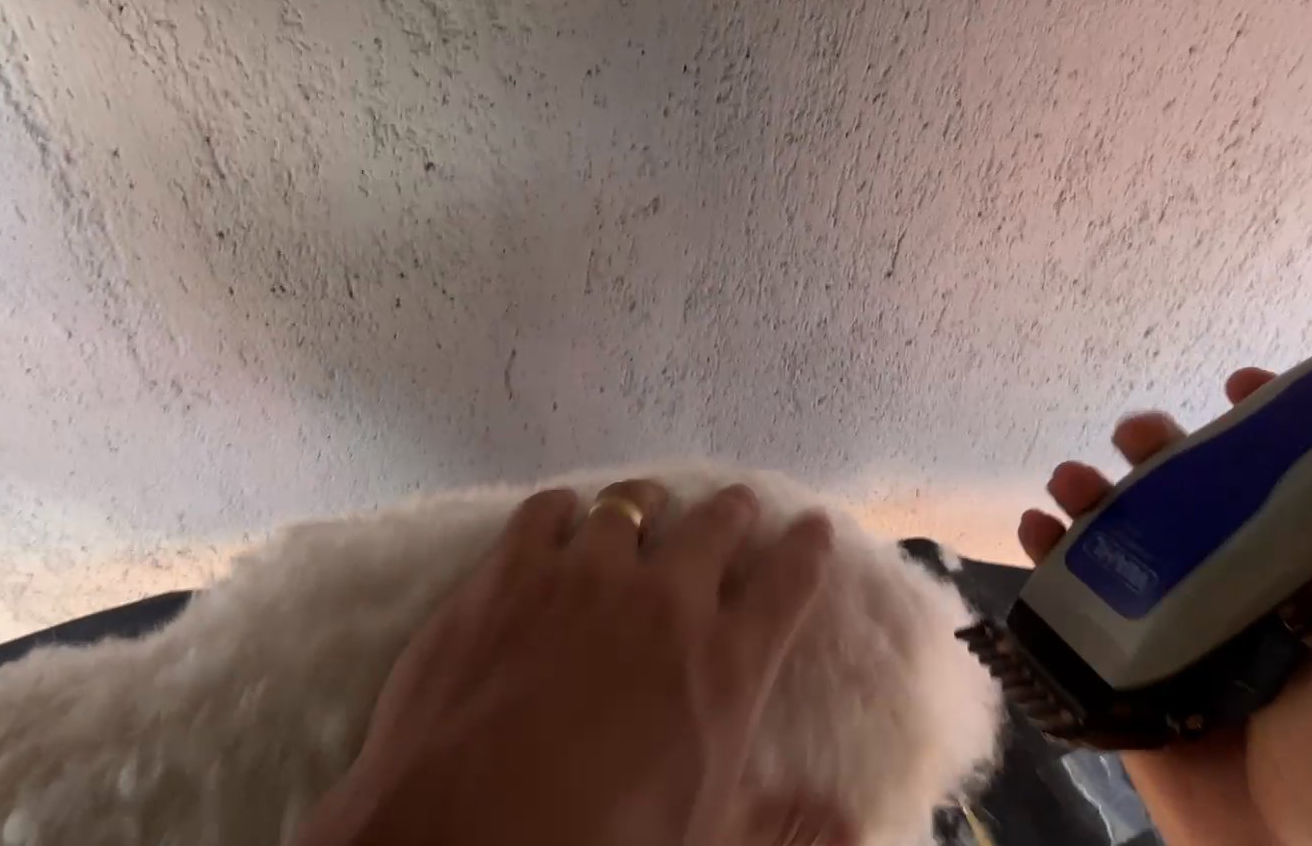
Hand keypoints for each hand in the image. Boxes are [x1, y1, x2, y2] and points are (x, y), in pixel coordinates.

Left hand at [294, 480, 847, 845]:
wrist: (465, 834)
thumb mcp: (709, 842)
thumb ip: (781, 824)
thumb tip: (846, 822)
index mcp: (720, 665)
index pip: (786, 587)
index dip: (807, 550)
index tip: (816, 524)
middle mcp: (661, 600)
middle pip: (715, 527)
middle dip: (734, 511)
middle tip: (738, 503)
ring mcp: (584, 572)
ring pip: (631, 503)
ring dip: (648, 500)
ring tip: (650, 501)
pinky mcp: (512, 567)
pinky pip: (547, 509)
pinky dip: (562, 507)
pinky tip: (562, 512)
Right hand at [1018, 368, 1311, 845]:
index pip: (1299, 481)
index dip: (1273, 425)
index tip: (1246, 385)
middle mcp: (1250, 584)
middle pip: (1193, 493)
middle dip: (1159, 450)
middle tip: (1140, 434)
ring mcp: (1179, 617)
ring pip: (1123, 531)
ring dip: (1089, 491)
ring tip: (1073, 480)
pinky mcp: (1122, 652)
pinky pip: (1074, 588)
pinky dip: (1044, 551)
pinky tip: (1035, 528)